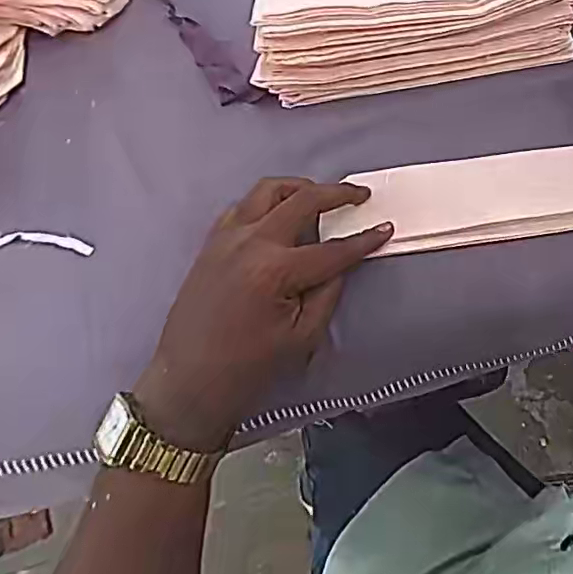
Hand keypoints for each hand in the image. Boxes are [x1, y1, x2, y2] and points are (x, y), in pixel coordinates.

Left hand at [133, 178, 392, 452]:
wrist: (187, 384)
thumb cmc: (248, 368)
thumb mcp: (304, 335)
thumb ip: (328, 291)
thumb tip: (342, 261)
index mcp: (274, 270)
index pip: (332, 249)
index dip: (364, 240)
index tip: (385, 228)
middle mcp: (249, 243)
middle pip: (302, 200)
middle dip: (337, 194)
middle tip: (359, 195)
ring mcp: (225, 239)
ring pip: (267, 191)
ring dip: (299, 188)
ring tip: (320, 198)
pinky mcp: (211, 244)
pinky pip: (242, 206)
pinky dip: (267, 202)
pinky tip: (280, 216)